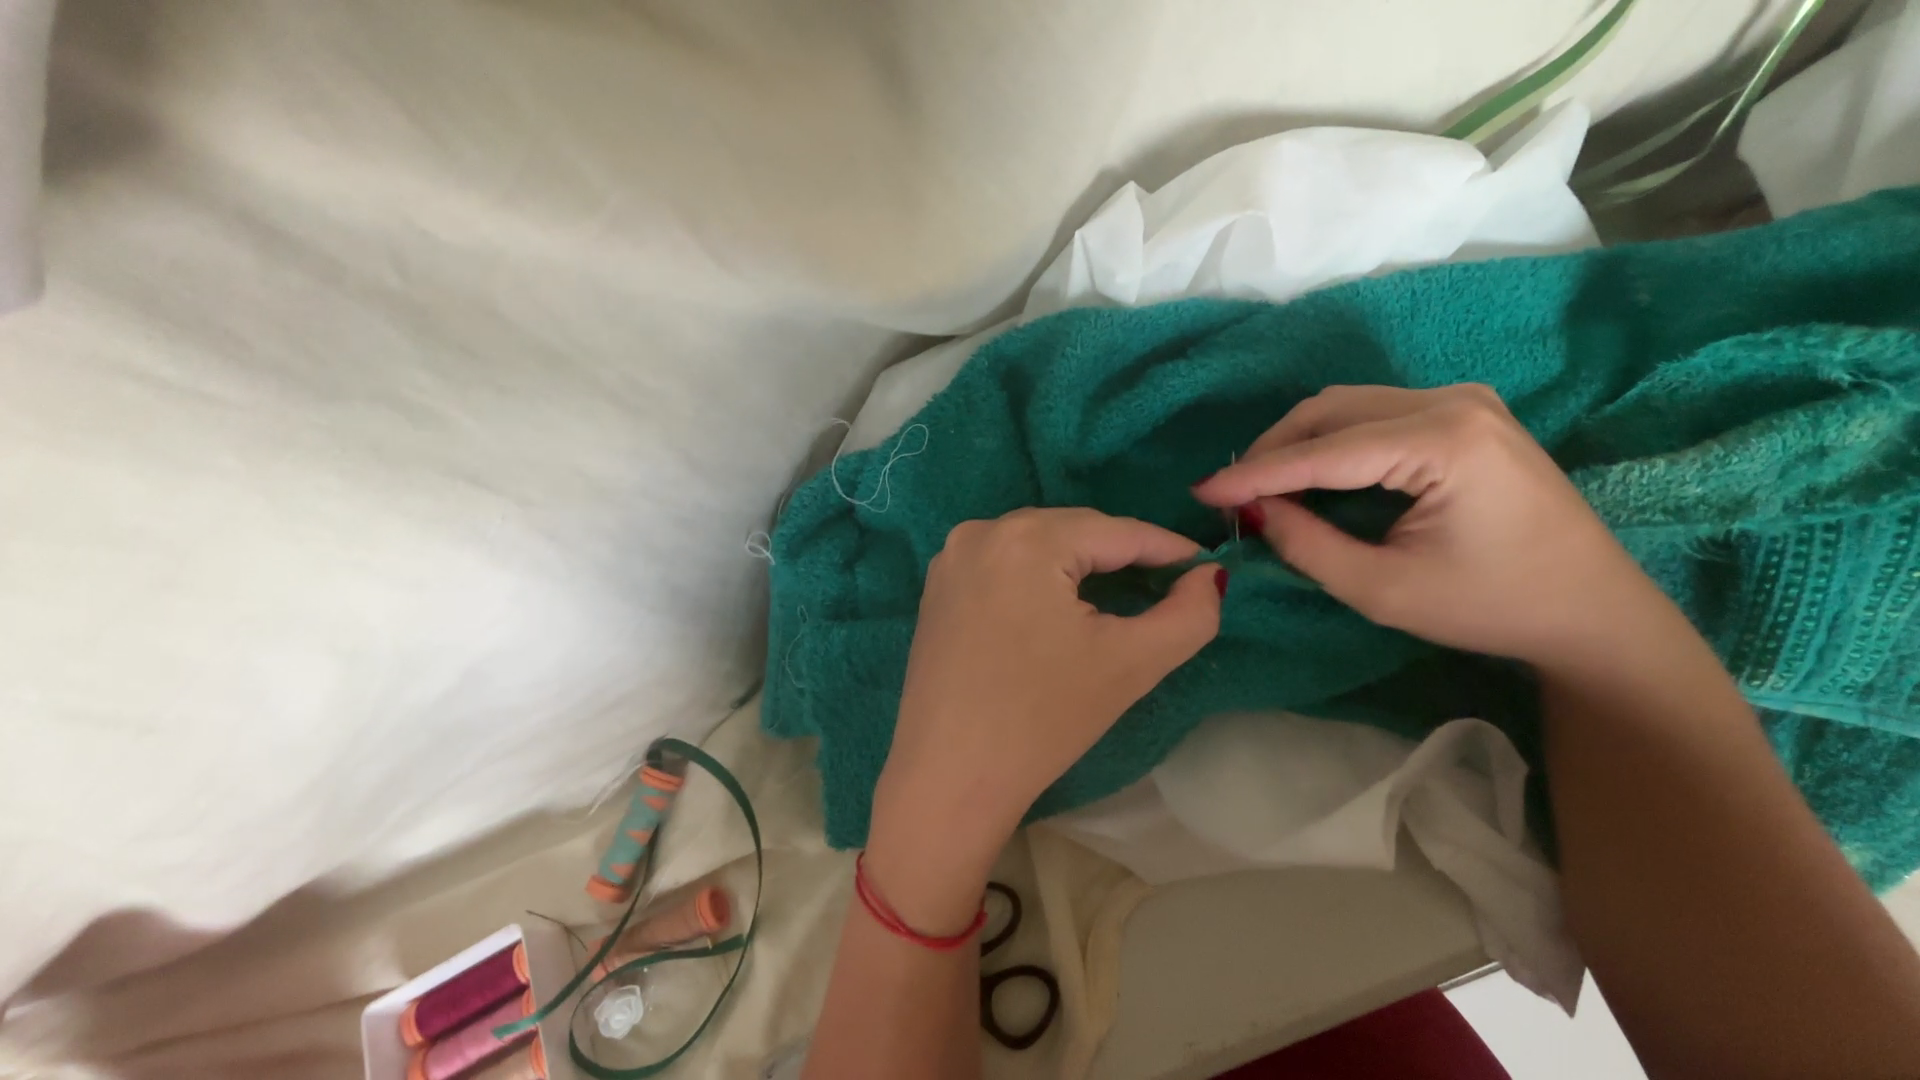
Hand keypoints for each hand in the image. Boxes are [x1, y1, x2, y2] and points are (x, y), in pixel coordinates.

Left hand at [872, 508, 1223, 869]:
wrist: (948, 777)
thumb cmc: (1043, 720)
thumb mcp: (1131, 664)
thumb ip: (1190, 615)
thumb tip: (1211, 577)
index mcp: (1027, 539)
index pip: (1117, 532)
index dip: (1169, 549)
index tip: (1208, 567)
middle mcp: (982, 532)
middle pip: (1075, 532)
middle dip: (1125, 554)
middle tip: (1170, 583)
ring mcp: (952, 558)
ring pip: (1039, 544)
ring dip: (1083, 562)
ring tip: (1125, 591)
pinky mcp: (938, 588)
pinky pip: (1005, 564)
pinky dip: (1041, 576)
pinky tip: (1063, 605)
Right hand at [1192, 384, 1669, 672]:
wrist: (1591, 610)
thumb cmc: (1490, 607)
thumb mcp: (1384, 589)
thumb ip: (1309, 545)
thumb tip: (1255, 511)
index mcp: (1443, 441)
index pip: (1323, 451)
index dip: (1254, 474)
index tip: (1200, 492)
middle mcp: (1454, 401)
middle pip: (1332, 411)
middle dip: (1274, 451)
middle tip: (1233, 497)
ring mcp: (1466, 401)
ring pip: (1350, 407)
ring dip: (1300, 444)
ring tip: (1265, 490)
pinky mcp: (1468, 413)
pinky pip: (1377, 415)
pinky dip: (1334, 443)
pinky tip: (1314, 476)